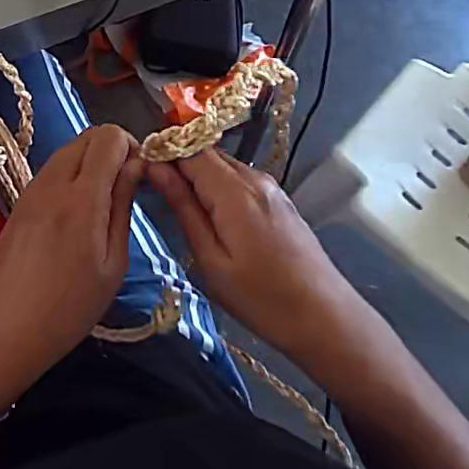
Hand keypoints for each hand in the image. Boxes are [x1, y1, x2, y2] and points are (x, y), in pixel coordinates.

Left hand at [0, 126, 142, 414]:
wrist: (2, 328)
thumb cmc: (68, 307)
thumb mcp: (112, 264)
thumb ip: (122, 205)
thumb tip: (136, 165)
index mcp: (82, 196)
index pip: (108, 137)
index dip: (130, 146)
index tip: (140, 173)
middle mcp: (55, 180)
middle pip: (88, 135)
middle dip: (112, 148)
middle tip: (126, 184)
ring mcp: (34, 186)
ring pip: (70, 147)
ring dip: (92, 159)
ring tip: (104, 199)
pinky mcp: (22, 198)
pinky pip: (54, 167)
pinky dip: (73, 171)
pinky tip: (80, 208)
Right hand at [146, 151, 368, 357]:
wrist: (327, 319)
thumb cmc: (262, 298)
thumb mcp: (211, 260)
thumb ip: (183, 208)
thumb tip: (156, 168)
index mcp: (234, 190)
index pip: (189, 149)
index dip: (163, 153)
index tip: (141, 171)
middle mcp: (254, 177)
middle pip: (206, 153)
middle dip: (179, 164)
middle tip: (155, 192)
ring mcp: (270, 186)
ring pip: (223, 164)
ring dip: (199, 175)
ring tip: (181, 206)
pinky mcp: (279, 198)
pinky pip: (239, 178)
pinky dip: (219, 185)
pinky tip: (213, 214)